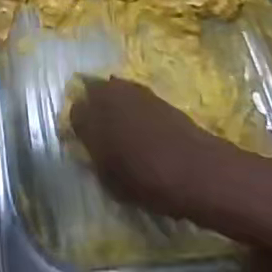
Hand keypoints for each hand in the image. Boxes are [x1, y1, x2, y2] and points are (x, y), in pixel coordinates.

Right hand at [67, 76, 240, 218]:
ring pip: (114, 93)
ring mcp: (130, 89)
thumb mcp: (112, 181)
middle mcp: (103, 94)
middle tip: (105, 132)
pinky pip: (136, 99)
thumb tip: (93, 152)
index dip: (81, 130)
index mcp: (87, 114)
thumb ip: (96, 161)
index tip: (90, 144)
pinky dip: (137, 111)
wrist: (197, 170)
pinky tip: (147, 130)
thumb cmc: (148, 180)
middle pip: (92, 94)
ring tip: (127, 130)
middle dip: (95, 109)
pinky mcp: (154, 93)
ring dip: (116, 106)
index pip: (74, 115)